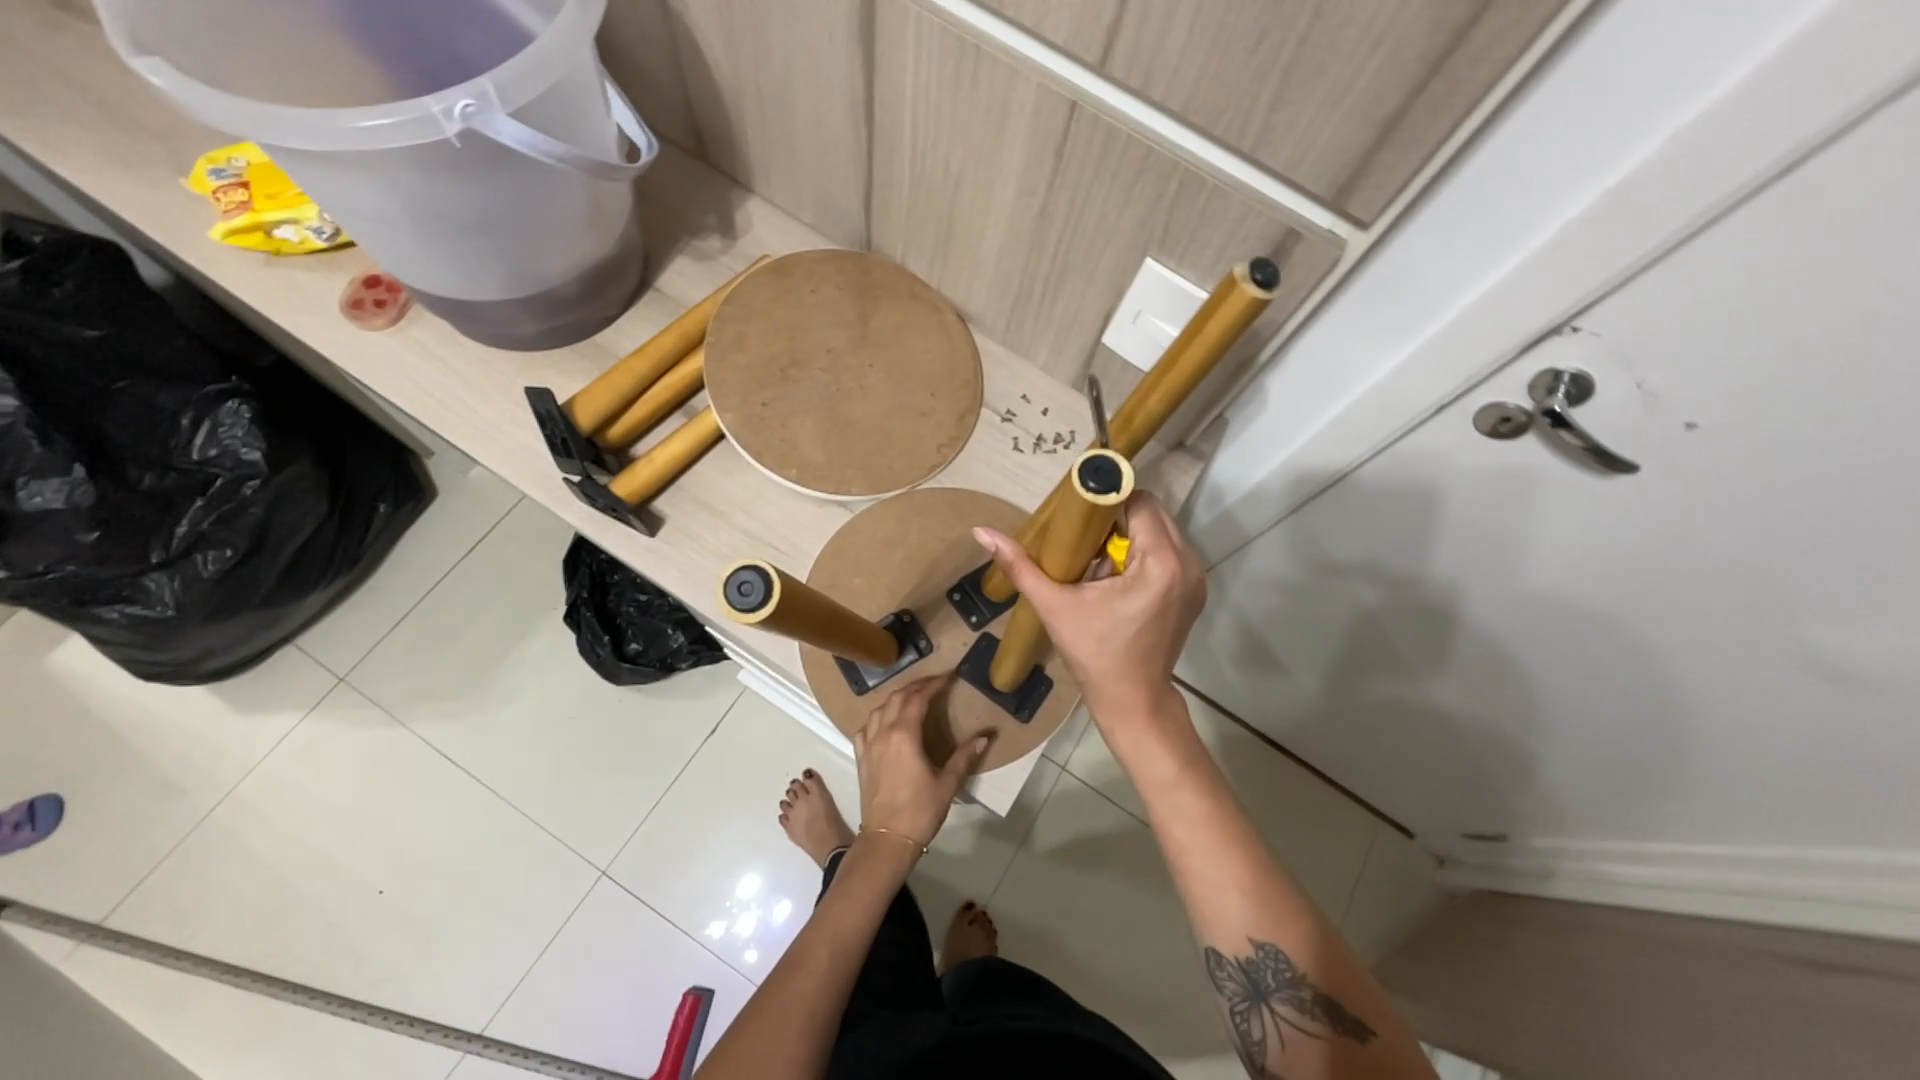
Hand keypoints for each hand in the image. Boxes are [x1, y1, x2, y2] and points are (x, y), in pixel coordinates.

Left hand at [851, 675, 990, 846]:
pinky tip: (885, 723)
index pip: (918, 698)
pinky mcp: (861, 758)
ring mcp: (868, 745)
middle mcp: (883, 733)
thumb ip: (964, 757)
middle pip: (896, 698)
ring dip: (895, 699)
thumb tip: (986, 737)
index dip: (933, 685)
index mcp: (904, 734)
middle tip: (934, 684)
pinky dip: (877, 718)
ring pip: (878, 710)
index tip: (948, 678)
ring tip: (912, 699)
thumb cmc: (920, 810)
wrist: (887, 838)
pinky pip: (865, 728)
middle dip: (915, 687)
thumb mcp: (948, 783)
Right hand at [973, 491, 1205, 722]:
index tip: (1078, 509)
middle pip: (1153, 513)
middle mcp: (1187, 563)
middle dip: (1118, 516)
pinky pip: (1169, 552)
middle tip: (1082, 533)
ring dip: (1131, 533)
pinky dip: (1143, 551)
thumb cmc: (1094, 655)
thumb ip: (1020, 565)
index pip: (1139, 503)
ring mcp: (1195, 578)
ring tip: (1096, 553)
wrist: (1133, 701)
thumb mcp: (1054, 606)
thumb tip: (981, 531)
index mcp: (1160, 563)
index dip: (1108, 499)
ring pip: (1162, 531)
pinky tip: (1114, 571)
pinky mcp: (1193, 591)